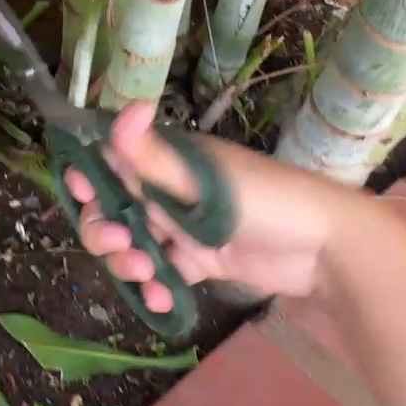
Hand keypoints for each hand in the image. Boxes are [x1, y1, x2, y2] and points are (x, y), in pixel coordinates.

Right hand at [65, 103, 372, 311]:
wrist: (327, 248)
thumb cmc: (262, 197)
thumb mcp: (201, 178)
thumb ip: (153, 154)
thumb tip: (128, 105)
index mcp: (160, 159)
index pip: (105, 158)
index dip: (84, 174)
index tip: (79, 191)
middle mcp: (161, 188)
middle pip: (108, 205)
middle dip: (101, 226)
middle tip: (118, 242)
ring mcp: (177, 225)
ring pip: (129, 241)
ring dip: (124, 259)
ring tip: (145, 273)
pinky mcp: (196, 258)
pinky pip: (160, 271)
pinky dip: (154, 286)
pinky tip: (162, 300)